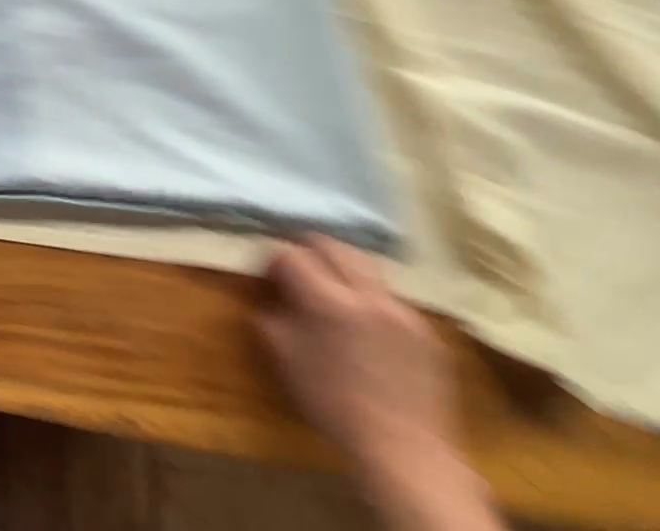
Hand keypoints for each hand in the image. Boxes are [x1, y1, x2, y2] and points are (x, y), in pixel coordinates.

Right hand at [257, 236, 459, 476]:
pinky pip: (390, 296)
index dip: (272, 259)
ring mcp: (403, 312)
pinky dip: (367, 295)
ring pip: (367, 265)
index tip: (266, 276)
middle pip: (335, 246)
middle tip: (293, 266)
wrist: (402, 446)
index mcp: (328, 303)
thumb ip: (271, 315)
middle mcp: (369, 297)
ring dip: (341, 266)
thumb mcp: (284, 357)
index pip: (291, 255)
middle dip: (307, 248)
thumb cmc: (330, 401)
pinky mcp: (425, 330)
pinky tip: (360, 322)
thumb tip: (270, 295)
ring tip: (328, 287)